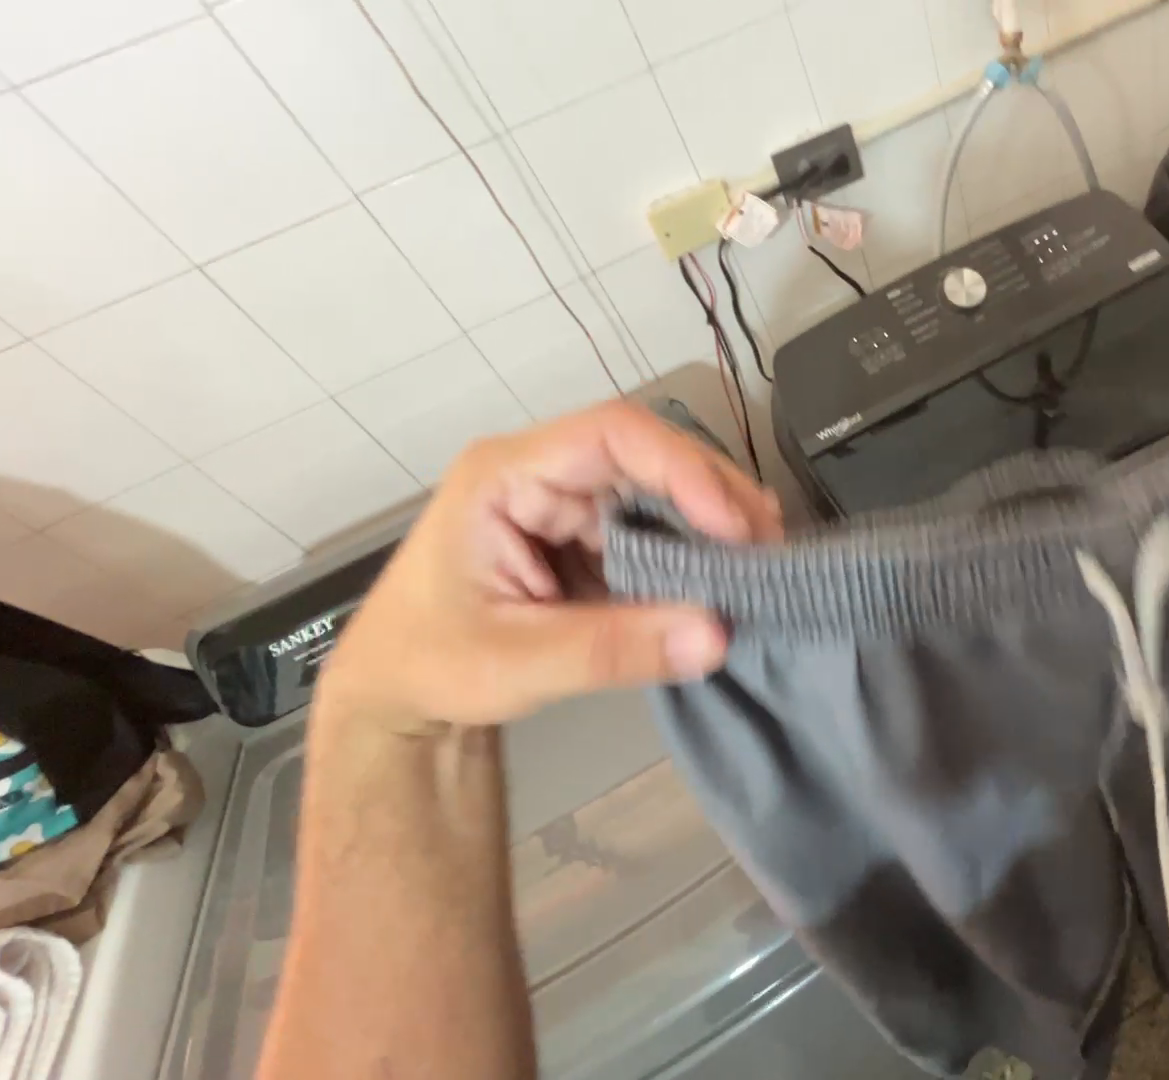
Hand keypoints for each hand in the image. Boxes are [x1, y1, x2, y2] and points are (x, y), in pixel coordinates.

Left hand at [317, 402, 781, 733]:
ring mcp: (571, 502)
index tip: (733, 527)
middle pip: (650, 452)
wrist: (400, 692)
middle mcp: (546, 473)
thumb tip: (720, 635)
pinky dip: (700, 544)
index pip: (611, 437)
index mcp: (507, 475)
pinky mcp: (592, 534)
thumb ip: (615, 649)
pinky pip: (658, 524)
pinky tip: (733, 563)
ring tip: (763, 553)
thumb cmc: (431, 665)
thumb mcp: (516, 662)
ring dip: (717, 515)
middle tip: (768, 542)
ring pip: (662, 485)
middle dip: (715, 492)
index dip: (683, 470)